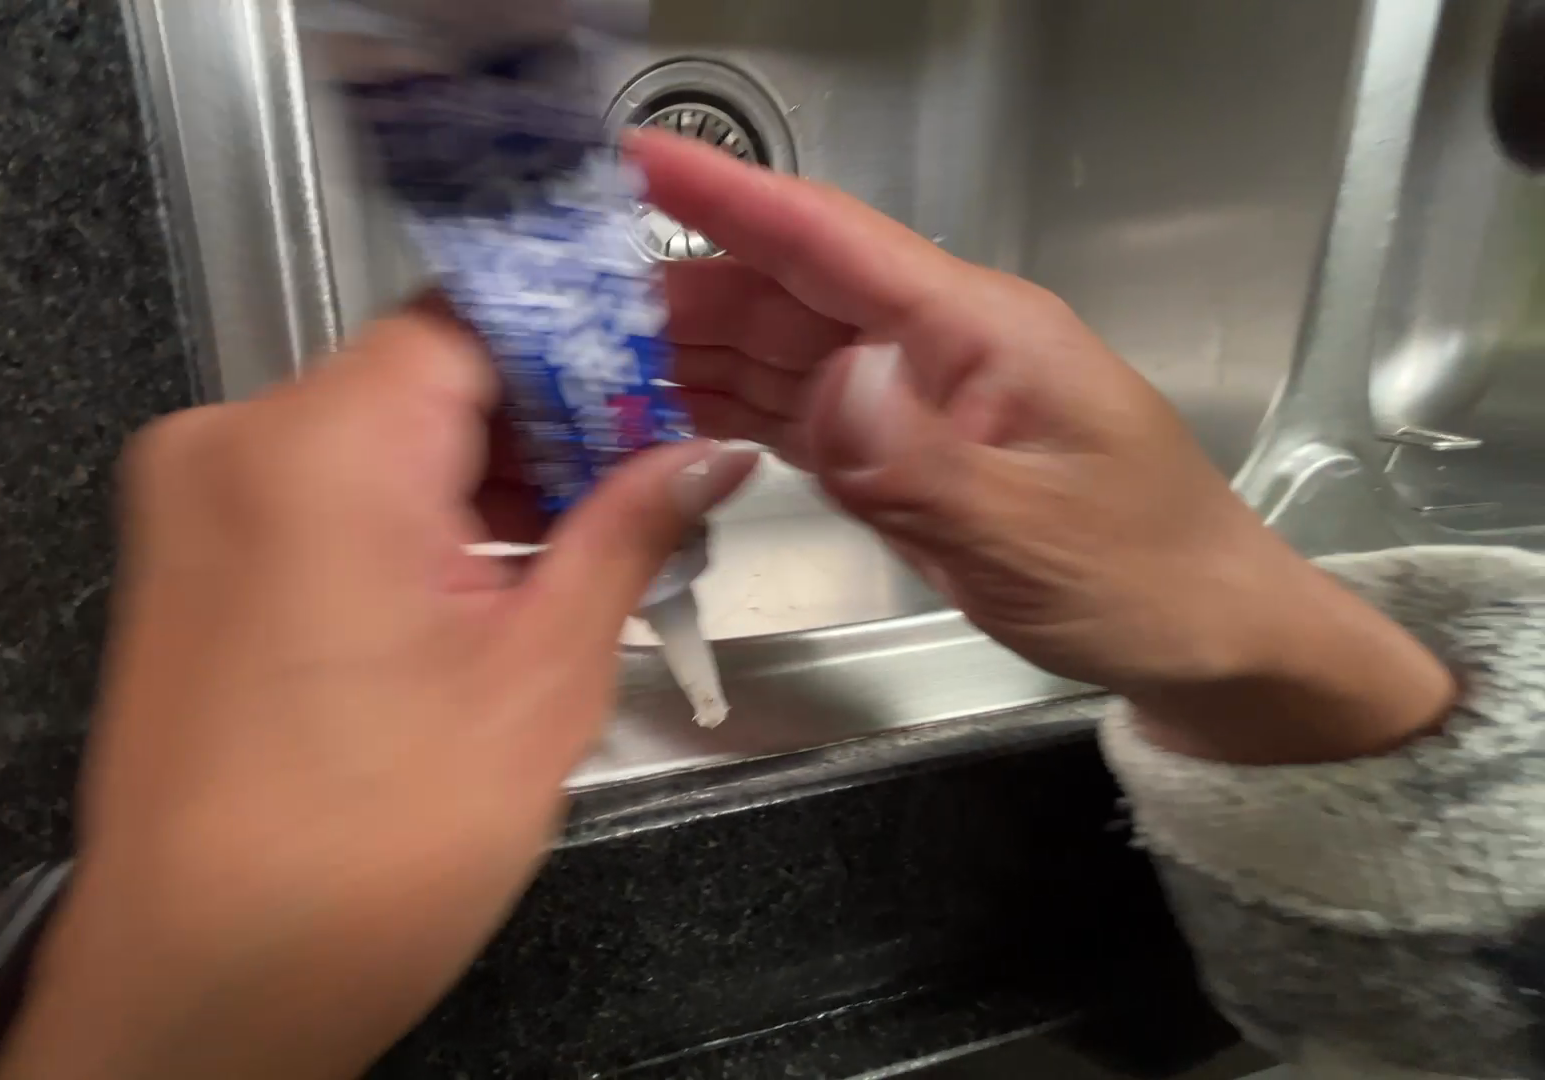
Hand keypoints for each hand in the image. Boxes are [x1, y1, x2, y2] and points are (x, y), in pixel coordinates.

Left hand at [0, 307, 755, 1079]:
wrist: (203, 992)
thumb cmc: (375, 849)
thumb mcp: (539, 678)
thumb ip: (628, 533)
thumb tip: (710, 456)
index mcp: (319, 450)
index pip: (471, 324)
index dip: (578, 350)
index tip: (655, 390)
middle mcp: (232, 441)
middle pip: (424, 376)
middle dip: (543, 424)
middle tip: (640, 477)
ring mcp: (197, 494)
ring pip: (381, 433)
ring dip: (486, 475)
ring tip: (580, 537)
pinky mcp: (193, 551)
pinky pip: (331, 487)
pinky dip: (418, 511)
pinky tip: (490, 569)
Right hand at [635, 130, 1453, 764]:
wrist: (1186, 629)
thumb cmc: (1137, 574)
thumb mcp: (1034, 529)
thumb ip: (926, 459)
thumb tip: (834, 382)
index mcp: (969, 331)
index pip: (828, 241)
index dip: (727, 197)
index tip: (635, 163)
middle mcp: (918, 347)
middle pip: (774, 296)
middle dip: (673, 293)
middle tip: (572, 309)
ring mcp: (893, 396)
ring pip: (766, 353)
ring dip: (683, 356)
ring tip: (596, 369)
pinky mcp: (876, 446)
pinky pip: (778, 411)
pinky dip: (717, 413)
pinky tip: (663, 422)